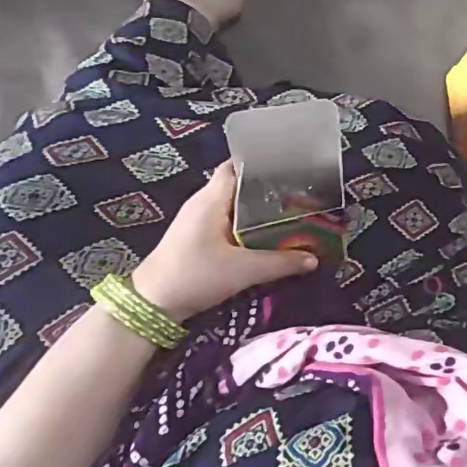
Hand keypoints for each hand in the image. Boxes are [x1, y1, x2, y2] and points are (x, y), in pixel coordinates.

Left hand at [131, 160, 318, 320]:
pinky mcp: (196, 235)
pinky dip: (246, 223)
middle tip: (299, 194)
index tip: (290, 168)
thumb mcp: (242, 271)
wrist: (152, 303)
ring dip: (257, 208)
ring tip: (289, 213)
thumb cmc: (195, 277)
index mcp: (211, 199)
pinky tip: (264, 234)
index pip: (236, 165)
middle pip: (238, 184)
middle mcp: (203, 202)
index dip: (261, 164)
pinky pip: (226, 219)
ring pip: (233, 204)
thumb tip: (314, 260)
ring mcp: (197, 219)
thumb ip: (280, 263)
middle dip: (267, 188)